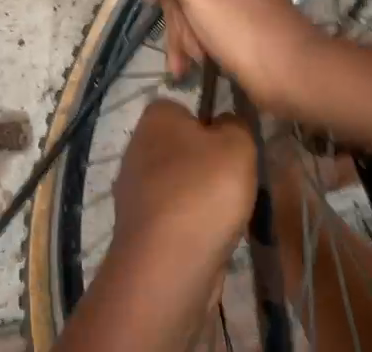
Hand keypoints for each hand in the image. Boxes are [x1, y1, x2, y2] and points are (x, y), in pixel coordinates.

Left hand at [112, 100, 255, 258]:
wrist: (168, 262)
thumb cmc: (203, 190)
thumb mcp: (238, 144)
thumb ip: (236, 125)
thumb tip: (226, 124)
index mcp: (155, 116)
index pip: (187, 109)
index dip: (213, 127)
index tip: (232, 149)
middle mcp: (136, 145)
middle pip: (184, 148)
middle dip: (209, 166)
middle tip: (234, 184)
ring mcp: (133, 186)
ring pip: (180, 184)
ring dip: (201, 199)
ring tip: (225, 216)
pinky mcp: (138, 224)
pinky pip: (173, 215)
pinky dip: (191, 225)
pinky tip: (207, 239)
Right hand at [134, 0, 325, 115]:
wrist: (292, 73)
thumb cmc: (240, 23)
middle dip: (171, 7)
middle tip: (181, 26)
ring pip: (187, 3)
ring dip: (181, 31)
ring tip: (190, 57)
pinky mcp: (236, 22)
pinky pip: (202, 24)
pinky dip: (194, 43)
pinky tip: (189, 65)